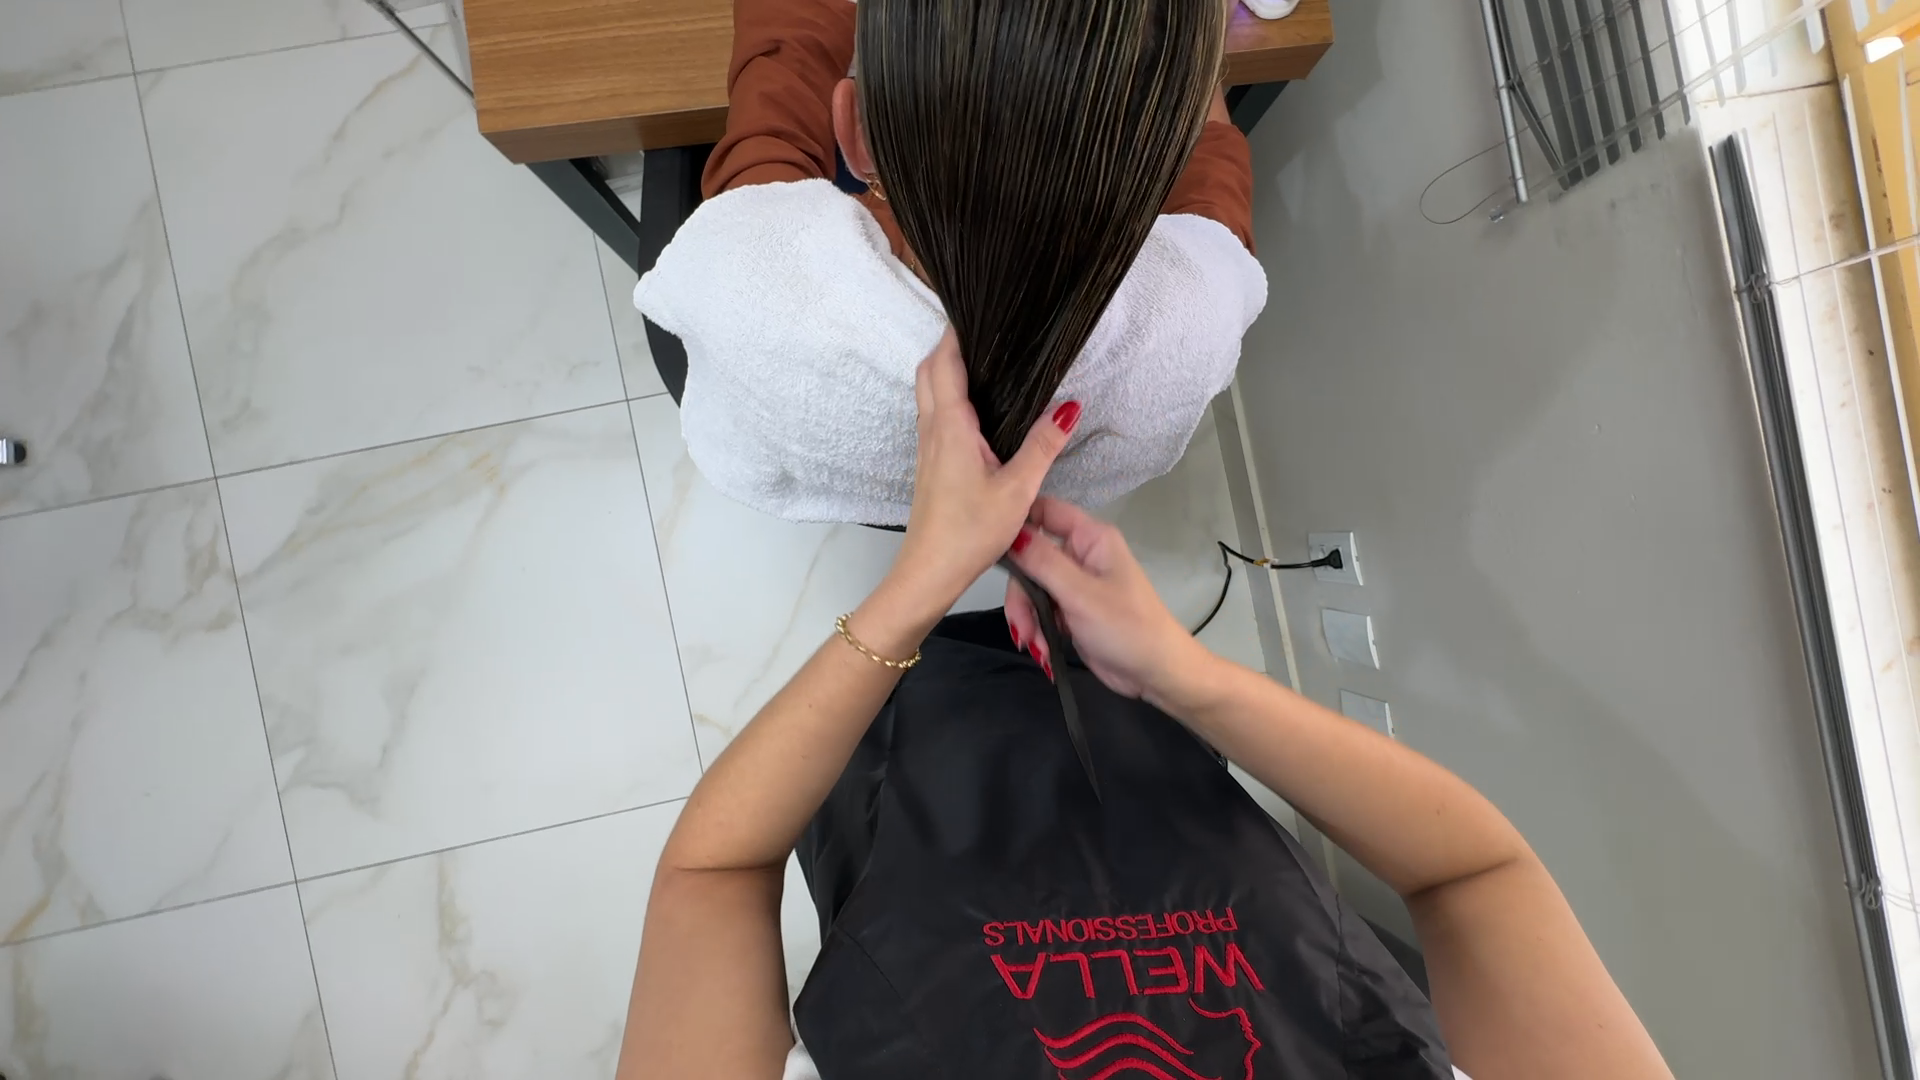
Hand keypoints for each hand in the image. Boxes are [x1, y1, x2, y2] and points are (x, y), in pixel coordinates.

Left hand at [875, 330, 1078, 625]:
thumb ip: (1043, 445)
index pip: (945, 363)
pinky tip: (975, 409)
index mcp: (950, 426)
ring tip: (981, 360)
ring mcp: (927, 448)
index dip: (956, 333)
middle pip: (928, 371)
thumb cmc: (970, 532)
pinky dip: (946, 397)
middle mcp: (932, 430)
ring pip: (927, 394)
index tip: (976, 311)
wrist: (930, 573)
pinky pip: (933, 416)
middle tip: (981, 331)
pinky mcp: (930, 465)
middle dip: (947, 345)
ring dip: (944, 370)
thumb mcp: (1017, 489)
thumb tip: (1069, 406)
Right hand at [1004, 498, 1207, 702]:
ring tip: (1033, 644)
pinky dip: (1035, 628)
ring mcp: (1074, 582)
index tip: (991, 546)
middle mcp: (1081, 554)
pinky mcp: (1070, 608)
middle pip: (1030, 557)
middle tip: (1021, 625)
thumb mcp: (1080, 594)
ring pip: (1031, 587)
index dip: (1017, 522)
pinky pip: (1039, 608)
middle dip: (1021, 594)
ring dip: (1026, 616)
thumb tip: (1009, 532)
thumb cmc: (1127, 627)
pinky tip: (1041, 648)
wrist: (1155, 673)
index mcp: (1090, 537)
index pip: (1045, 511)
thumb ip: (1042, 561)